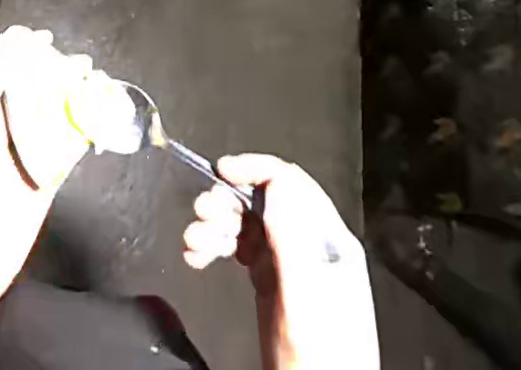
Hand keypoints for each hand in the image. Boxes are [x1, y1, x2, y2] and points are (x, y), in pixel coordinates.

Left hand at [0, 27, 94, 339]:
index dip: (20, 52)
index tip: (44, 37)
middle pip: (32, 91)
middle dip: (57, 71)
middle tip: (83, 64)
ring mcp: (24, 158)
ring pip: (55, 116)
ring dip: (77, 95)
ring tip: (99, 80)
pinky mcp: (45, 182)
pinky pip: (70, 146)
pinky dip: (89, 127)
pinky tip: (107, 115)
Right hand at [181, 154, 379, 369]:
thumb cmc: (326, 358)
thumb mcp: (308, 294)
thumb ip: (292, 238)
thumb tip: (274, 184)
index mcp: (327, 238)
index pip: (291, 184)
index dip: (256, 169)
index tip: (223, 170)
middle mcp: (309, 243)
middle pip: (266, 201)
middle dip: (230, 200)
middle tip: (200, 213)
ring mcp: (290, 262)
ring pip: (250, 224)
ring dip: (219, 224)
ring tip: (194, 240)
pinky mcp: (272, 283)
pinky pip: (242, 249)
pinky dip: (218, 245)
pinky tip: (200, 254)